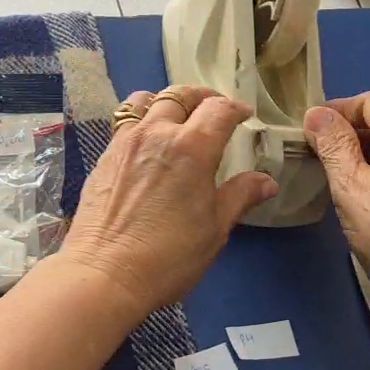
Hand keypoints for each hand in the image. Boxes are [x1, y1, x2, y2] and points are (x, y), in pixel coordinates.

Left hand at [61, 87, 278, 309]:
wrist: (105, 273)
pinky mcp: (102, 159)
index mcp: (192, 147)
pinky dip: (139, 120)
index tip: (244, 116)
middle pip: (179, 96)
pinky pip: (122, 124)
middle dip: (200, 97)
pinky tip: (145, 142)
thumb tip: (266, 182)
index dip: (235, 108)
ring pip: (143, 102)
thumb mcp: (215, 229)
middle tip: (212, 109)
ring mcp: (124, 144)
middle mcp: (156, 134)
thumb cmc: (168, 256)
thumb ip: (240, 197)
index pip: (218, 110)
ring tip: (174, 116)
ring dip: (164, 101)